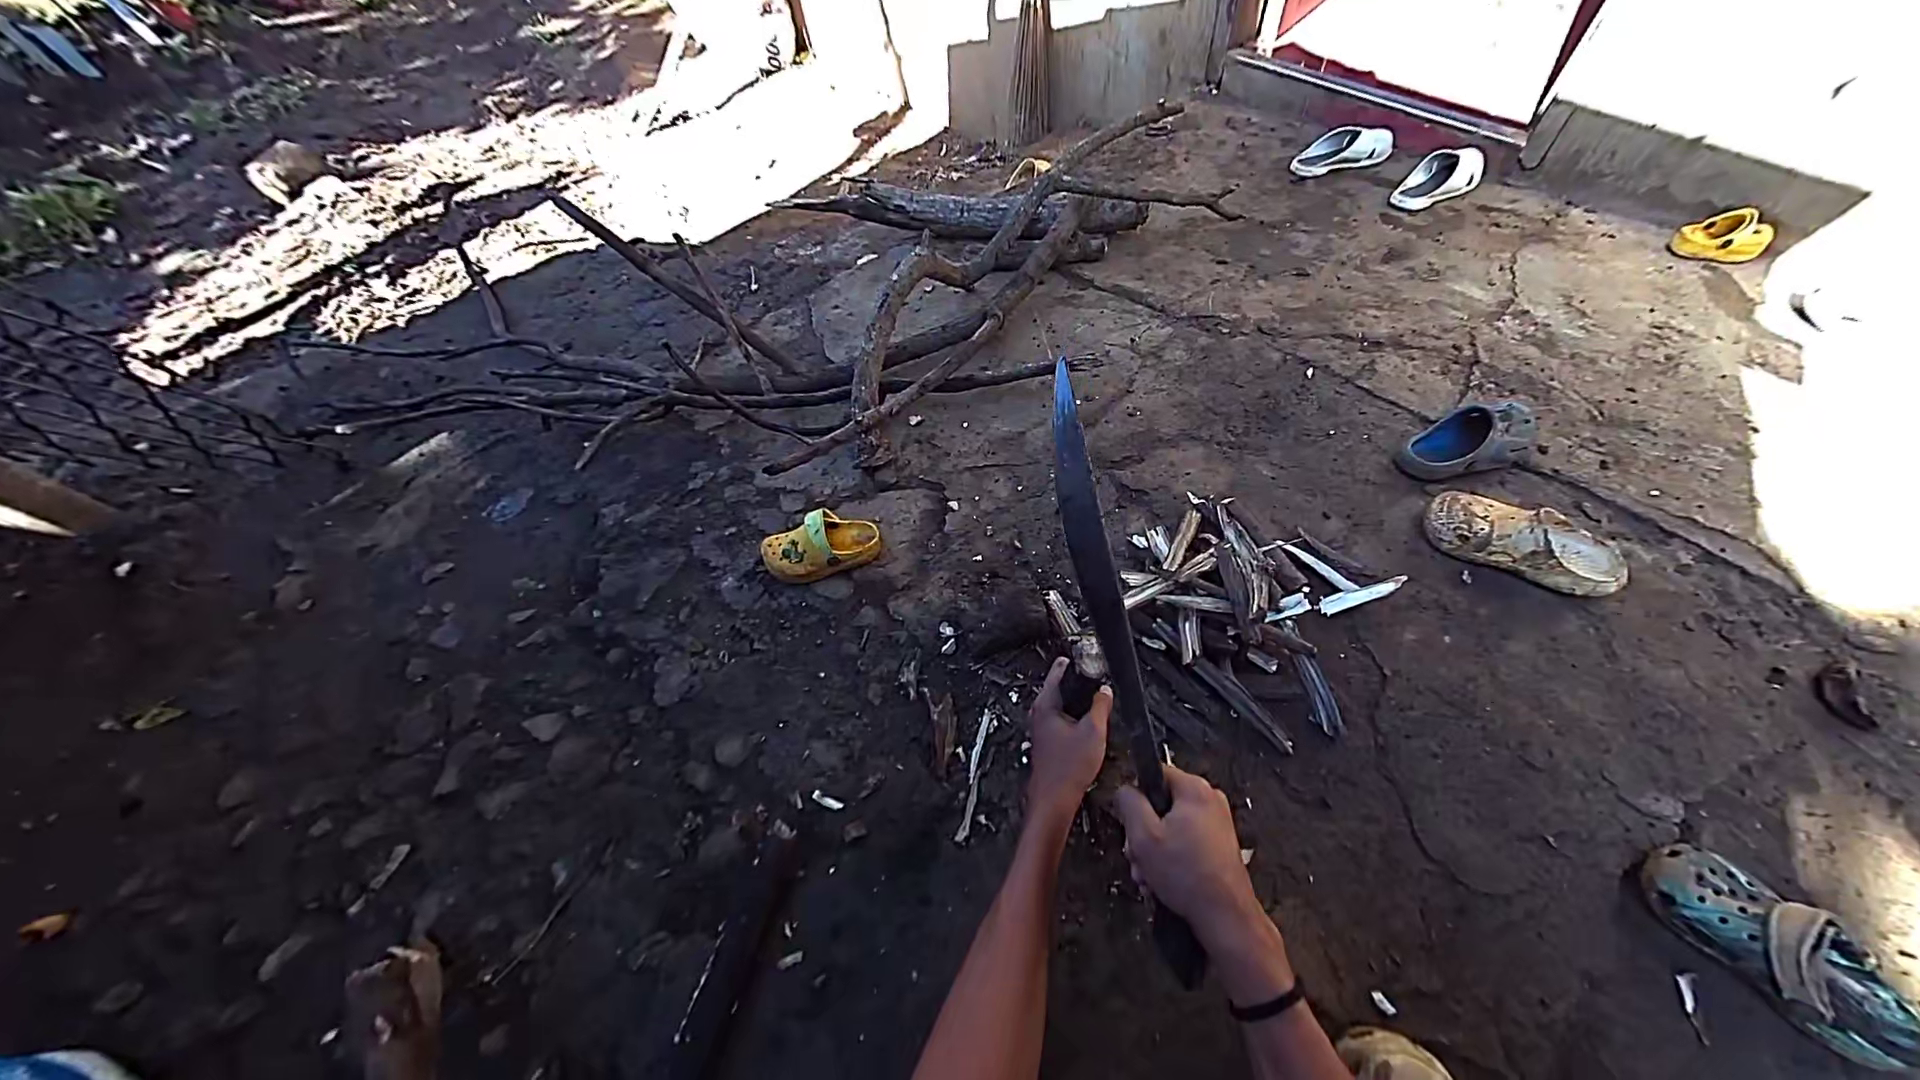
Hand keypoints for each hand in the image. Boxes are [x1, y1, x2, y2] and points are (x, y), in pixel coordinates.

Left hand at [1025, 658, 1110, 820]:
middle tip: (1094, 680)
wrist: (1055, 798)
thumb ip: (1100, 706)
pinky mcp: (1047, 739)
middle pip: (1059, 687)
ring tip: (1095, 703)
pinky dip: (1074, 717)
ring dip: (1077, 703)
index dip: (1073, 663)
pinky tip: (1087, 726)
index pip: (1058, 672)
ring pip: (1061, 705)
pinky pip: (1061, 719)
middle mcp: (1039, 713)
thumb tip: (1105, 691)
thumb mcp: (1094, 731)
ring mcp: (1041, 727)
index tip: (1084, 657)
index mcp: (1045, 705)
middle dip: (1078, 684)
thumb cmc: (1067, 769)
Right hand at [1113, 764, 1270, 959]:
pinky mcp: (1220, 845)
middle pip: (1160, 803)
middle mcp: (1210, 800)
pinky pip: (1185, 840)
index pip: (1153, 773)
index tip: (1130, 822)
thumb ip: (1128, 802)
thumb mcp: (1143, 834)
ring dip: (1154, 848)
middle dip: (1143, 831)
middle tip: (1137, 855)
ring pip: (1170, 825)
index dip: (1136, 797)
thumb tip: (1125, 790)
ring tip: (1149, 874)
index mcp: (1194, 788)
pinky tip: (1163, 880)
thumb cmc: (1186, 875)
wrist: (1226, 917)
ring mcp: (1217, 823)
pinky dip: (1172, 856)